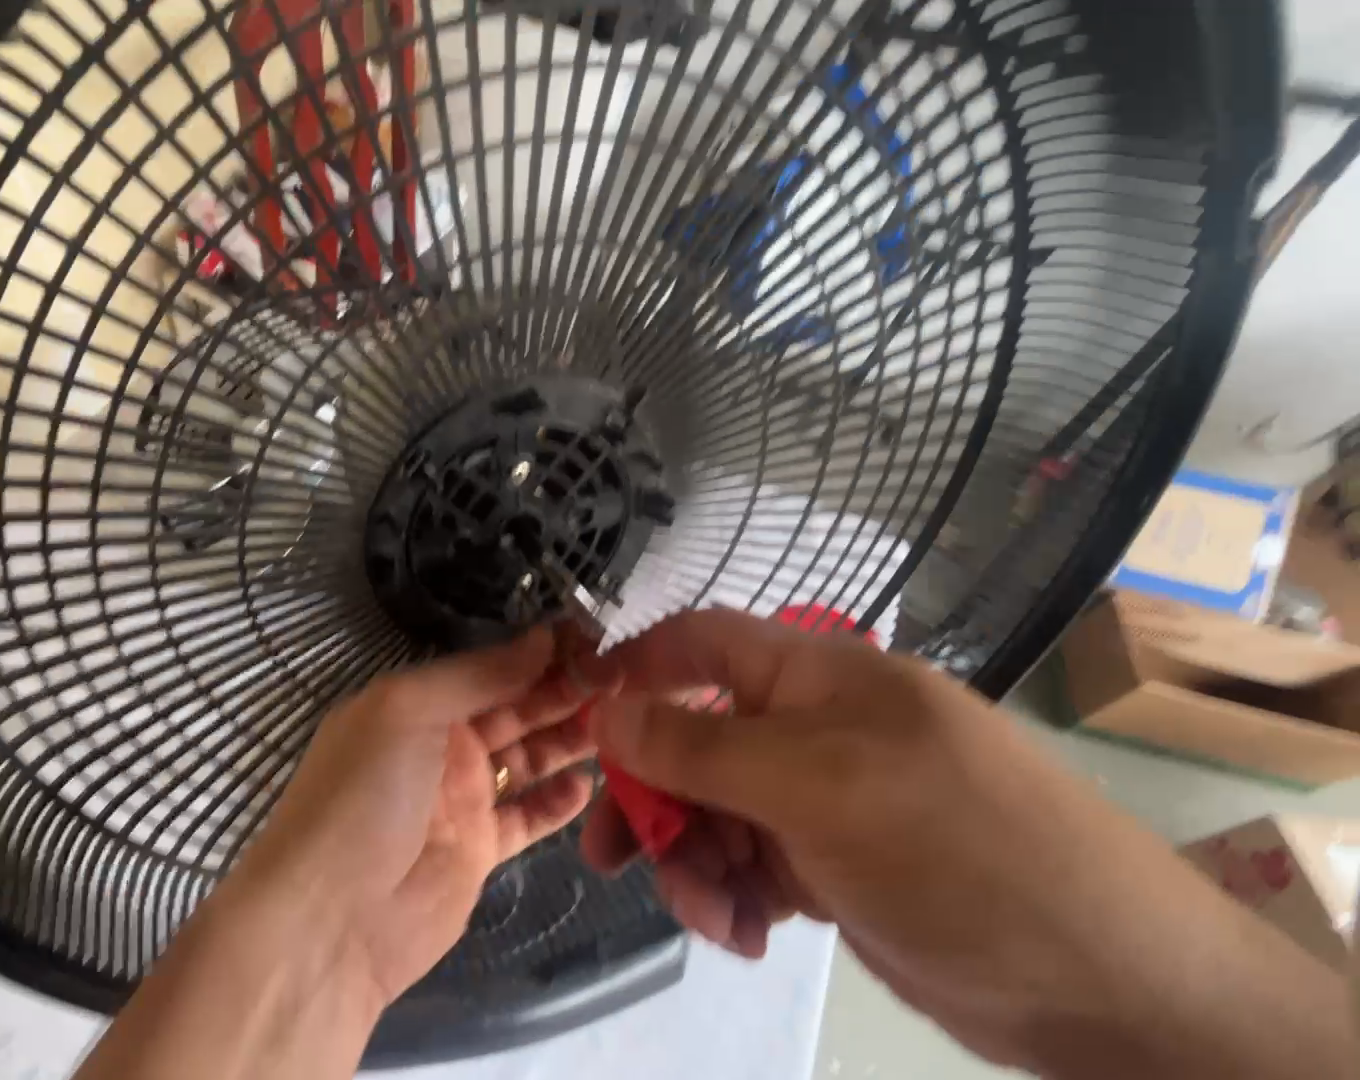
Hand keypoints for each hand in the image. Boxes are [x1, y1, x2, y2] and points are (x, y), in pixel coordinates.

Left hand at [232, 626, 597, 1005]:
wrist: (334, 915)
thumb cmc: (364, 794)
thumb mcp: (406, 711)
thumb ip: (476, 675)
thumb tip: (541, 637)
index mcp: (416, 705)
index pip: (488, 668)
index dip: (538, 655)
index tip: (595, 641)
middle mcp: (440, 746)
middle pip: (513, 710)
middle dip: (562, 693)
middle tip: (623, 680)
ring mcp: (461, 799)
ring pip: (527, 759)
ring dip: (568, 741)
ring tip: (622, 723)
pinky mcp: (479, 850)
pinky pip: (526, 818)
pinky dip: (556, 803)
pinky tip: (589, 786)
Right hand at [578, 608, 1352, 1078]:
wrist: (1107, 985)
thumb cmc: (953, 845)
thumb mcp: (814, 784)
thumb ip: (699, 747)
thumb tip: (603, 711)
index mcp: (811, 678)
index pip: (698, 642)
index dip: (633, 666)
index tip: (575, 714)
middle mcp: (807, 729)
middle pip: (688, 741)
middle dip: (649, 797)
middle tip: (608, 856)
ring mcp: (816, 799)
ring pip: (710, 813)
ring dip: (692, 863)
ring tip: (713, 917)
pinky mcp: (826, 864)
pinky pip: (745, 866)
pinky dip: (731, 899)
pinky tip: (746, 936)